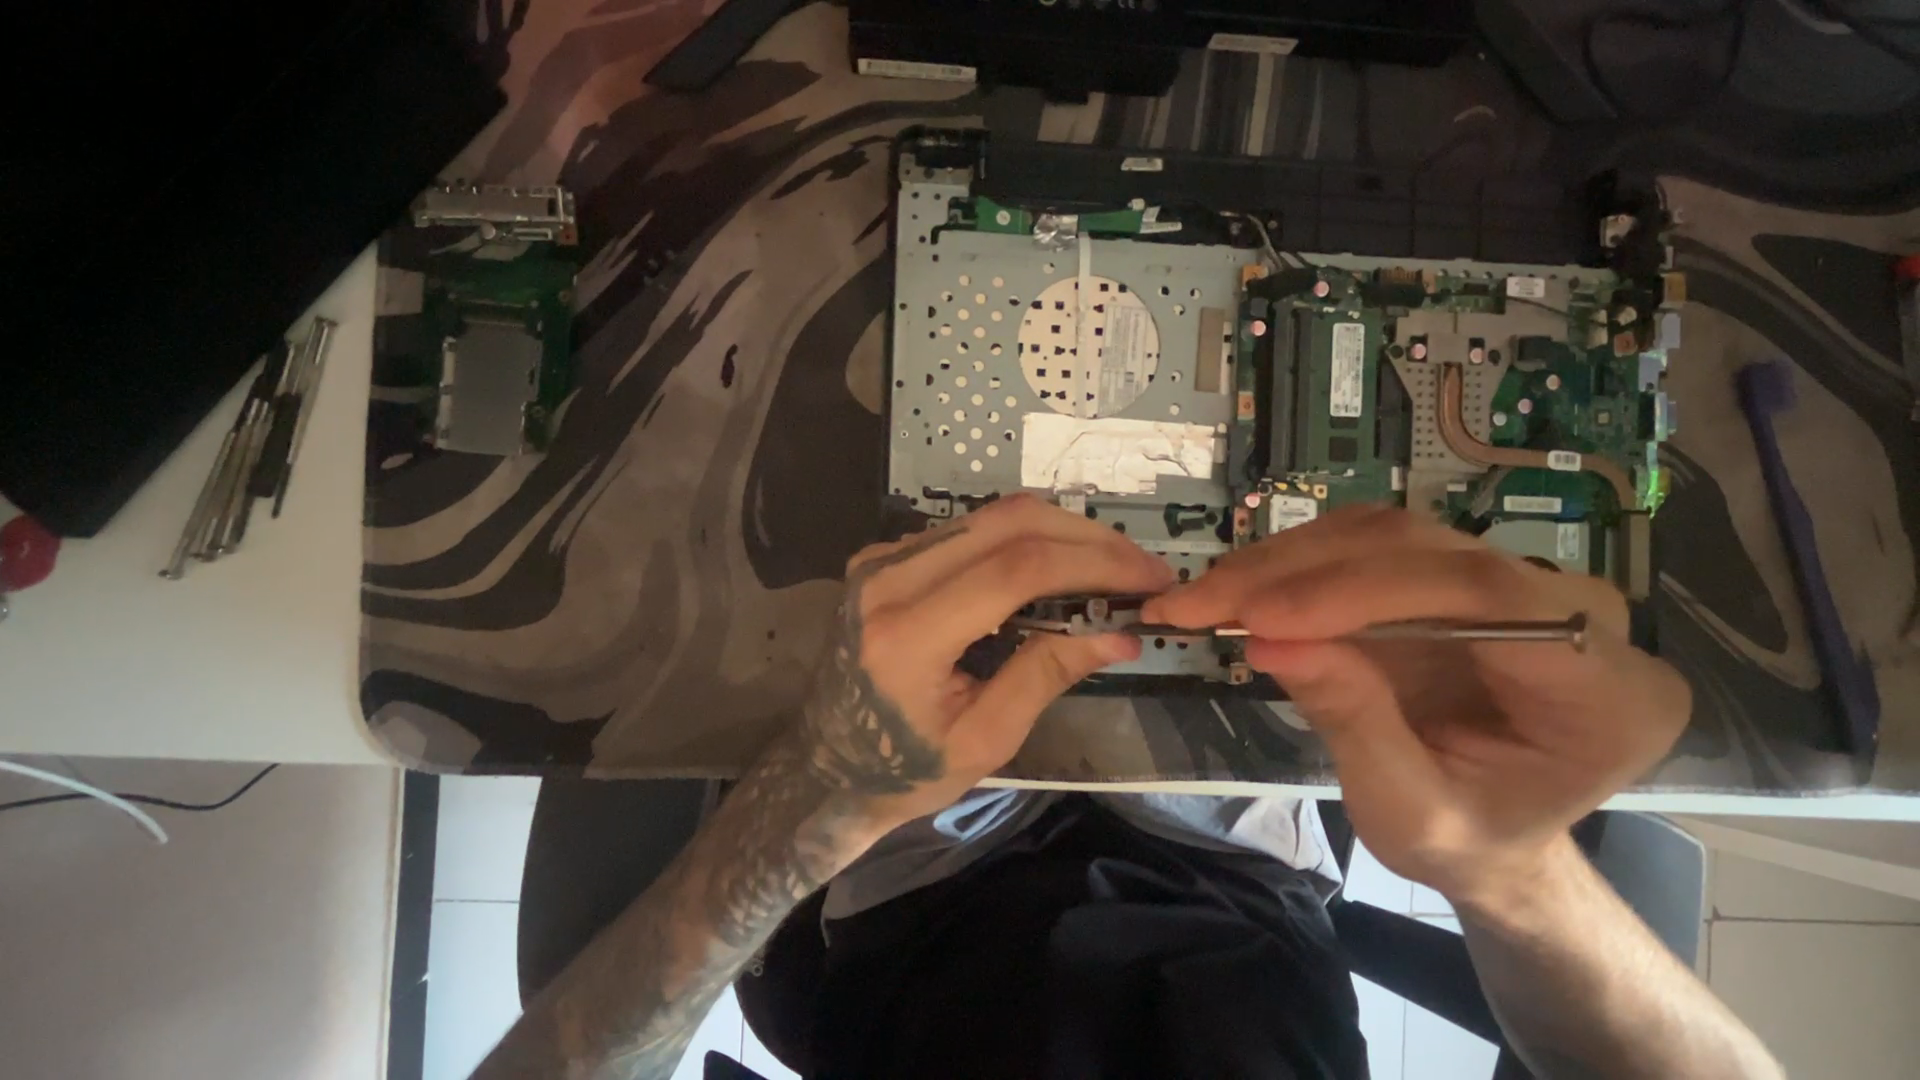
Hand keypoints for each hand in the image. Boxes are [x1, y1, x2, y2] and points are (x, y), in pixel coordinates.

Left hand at [802, 495, 1173, 828]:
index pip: (1015, 569)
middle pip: (1006, 523)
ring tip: (1109, 566)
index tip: (1149, 578)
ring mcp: (881, 560)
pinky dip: (1021, 539)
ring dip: (1058, 532)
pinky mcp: (884, 557)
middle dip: (1085, 536)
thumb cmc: (906, 767)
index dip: (1093, 564)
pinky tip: (1057, 567)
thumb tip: (1122, 635)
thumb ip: (1046, 675)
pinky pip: (967, 530)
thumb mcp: (984, 738)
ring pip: (988, 516)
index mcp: (908, 633)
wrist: (828, 763)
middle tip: (1139, 565)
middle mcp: (888, 578)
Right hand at [1143, 505, 1689, 906]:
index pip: (1487, 597)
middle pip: (1425, 550)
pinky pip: (1365, 547)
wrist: (1487, 835)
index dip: (1365, 592)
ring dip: (1281, 561)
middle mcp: (1572, 613)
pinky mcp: (1449, 575)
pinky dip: (1290, 565)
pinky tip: (1239, 590)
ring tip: (1204, 596)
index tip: (1261, 619)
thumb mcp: (1407, 809)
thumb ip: (1354, 722)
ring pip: (1384, 535)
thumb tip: (1267, 639)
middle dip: (1298, 572)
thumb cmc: (1463, 841)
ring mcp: (1509, 584)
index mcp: (1605, 690)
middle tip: (1199, 602)